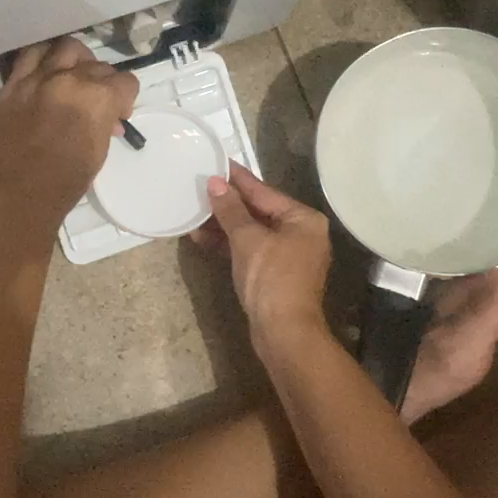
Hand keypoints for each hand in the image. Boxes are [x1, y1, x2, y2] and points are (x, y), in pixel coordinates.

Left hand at [0, 38, 138, 216]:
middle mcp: (70, 79)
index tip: (119, 113)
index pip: (125, 82)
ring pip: (65, 48)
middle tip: (98, 100)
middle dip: (104, 81)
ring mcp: (38, 79)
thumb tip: (109, 119)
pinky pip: (29, 57)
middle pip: (98, 65)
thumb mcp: (99, 152)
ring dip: (76, 58)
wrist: (20, 195)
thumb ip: (106, 124)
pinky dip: (43, 60)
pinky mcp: (13, 85)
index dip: (126, 98)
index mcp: (98, 98)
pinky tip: (46, 73)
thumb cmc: (66, 182)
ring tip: (74, 74)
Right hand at [195, 164, 332, 343]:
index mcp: (303, 219)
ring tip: (194, 214)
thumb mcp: (247, 240)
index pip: (264, 192)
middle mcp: (301, 233)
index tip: (217, 163)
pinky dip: (229, 245)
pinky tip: (202, 239)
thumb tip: (215, 183)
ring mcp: (289, 255)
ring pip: (252, 232)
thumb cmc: (271, 280)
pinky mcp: (275, 274)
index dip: (238, 179)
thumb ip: (231, 210)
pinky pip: (250, 249)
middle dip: (227, 203)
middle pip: (259, 211)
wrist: (284, 333)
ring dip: (224, 225)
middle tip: (199, 187)